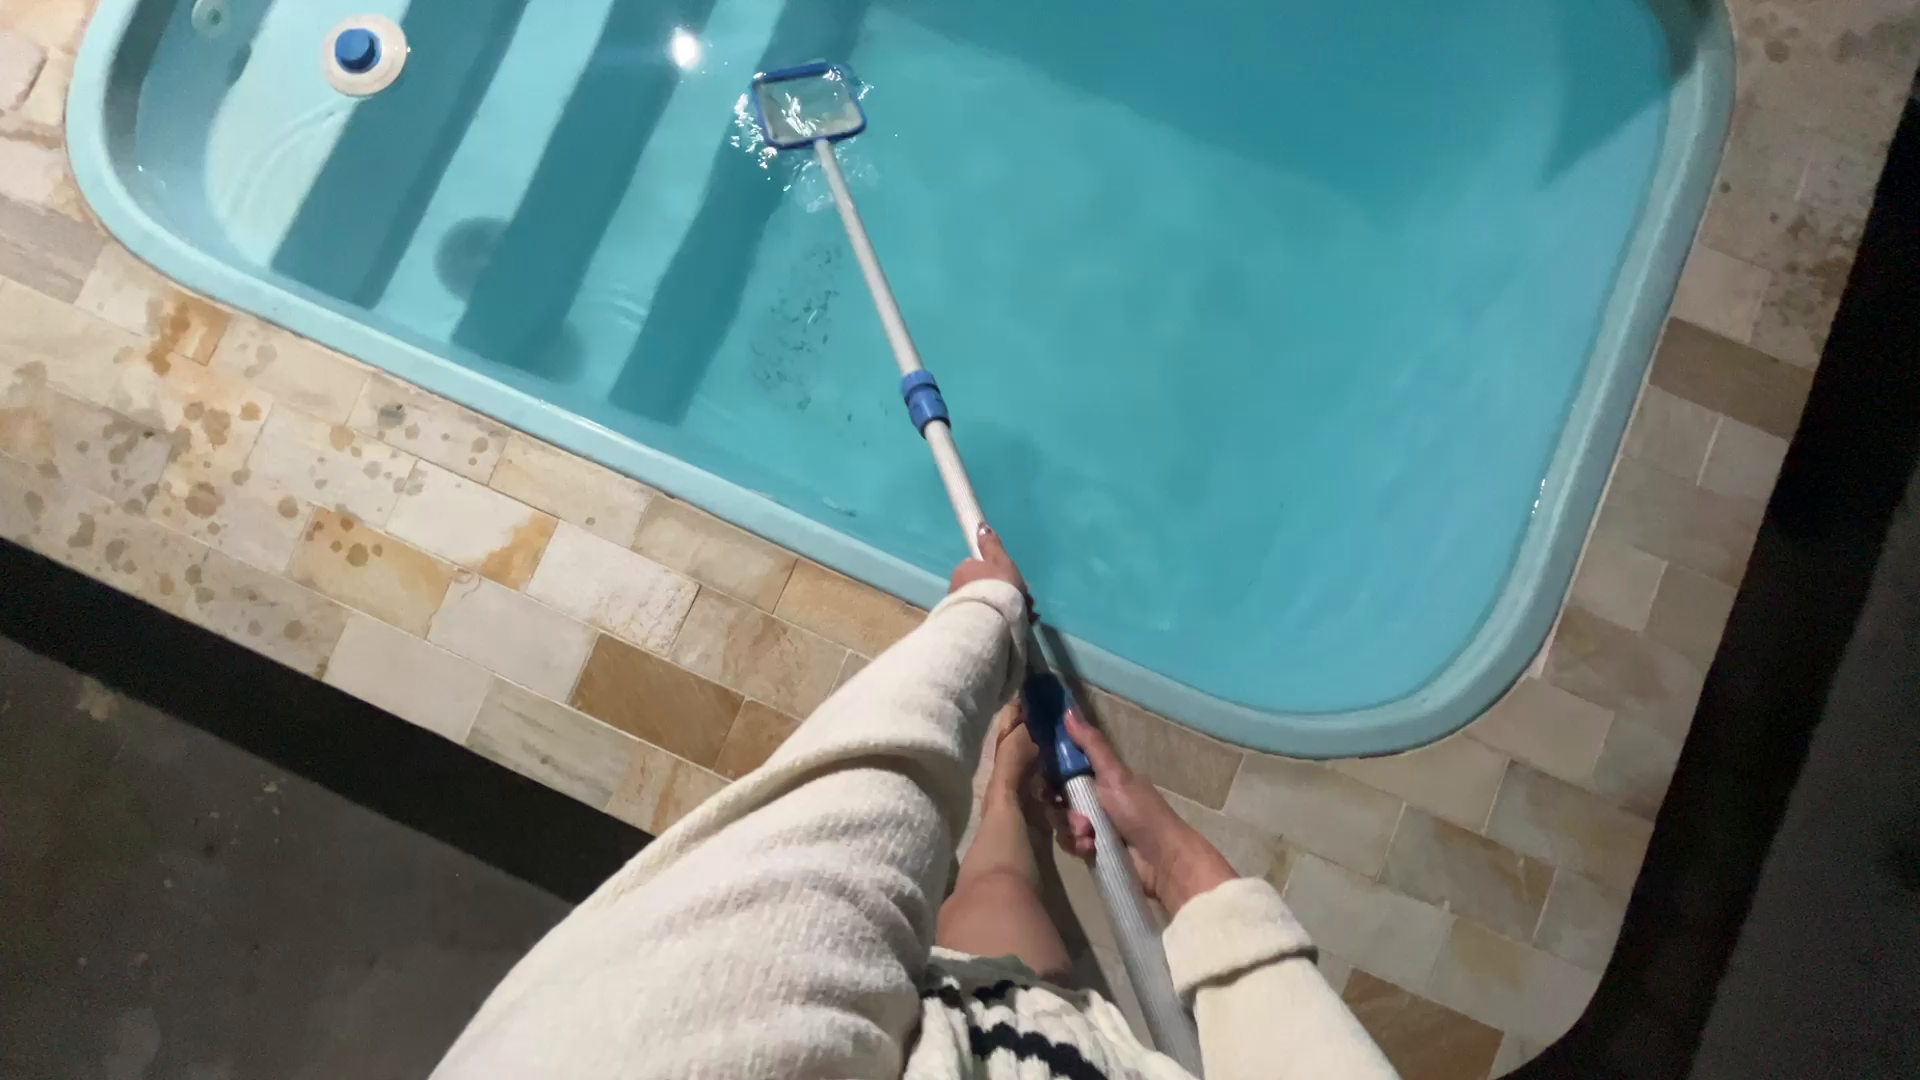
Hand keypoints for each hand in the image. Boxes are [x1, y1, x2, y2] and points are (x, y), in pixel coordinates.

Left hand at [948, 524, 1034, 618]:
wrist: (989, 619)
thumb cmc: (997, 585)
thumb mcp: (999, 560)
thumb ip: (991, 544)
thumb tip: (981, 526)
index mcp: (965, 569)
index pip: (983, 567)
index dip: (1002, 573)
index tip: (1017, 581)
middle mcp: (958, 587)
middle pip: (988, 586)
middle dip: (1009, 592)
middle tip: (1026, 601)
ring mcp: (962, 607)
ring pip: (992, 603)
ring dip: (1010, 607)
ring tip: (1027, 616)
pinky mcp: (969, 624)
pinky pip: (990, 618)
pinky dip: (1005, 619)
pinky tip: (1020, 625)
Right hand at [1045, 710, 1235, 914]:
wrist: (1163, 861)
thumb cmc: (1139, 811)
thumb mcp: (1115, 774)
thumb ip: (1091, 744)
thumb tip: (1068, 709)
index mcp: (1102, 776)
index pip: (1065, 767)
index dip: (1051, 771)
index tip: (1044, 776)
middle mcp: (1095, 797)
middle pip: (1058, 796)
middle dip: (1060, 806)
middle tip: (1068, 811)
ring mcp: (1093, 824)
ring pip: (1061, 821)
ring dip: (1071, 827)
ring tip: (1088, 834)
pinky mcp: (1092, 849)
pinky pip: (1070, 843)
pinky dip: (1078, 845)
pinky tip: (1090, 848)